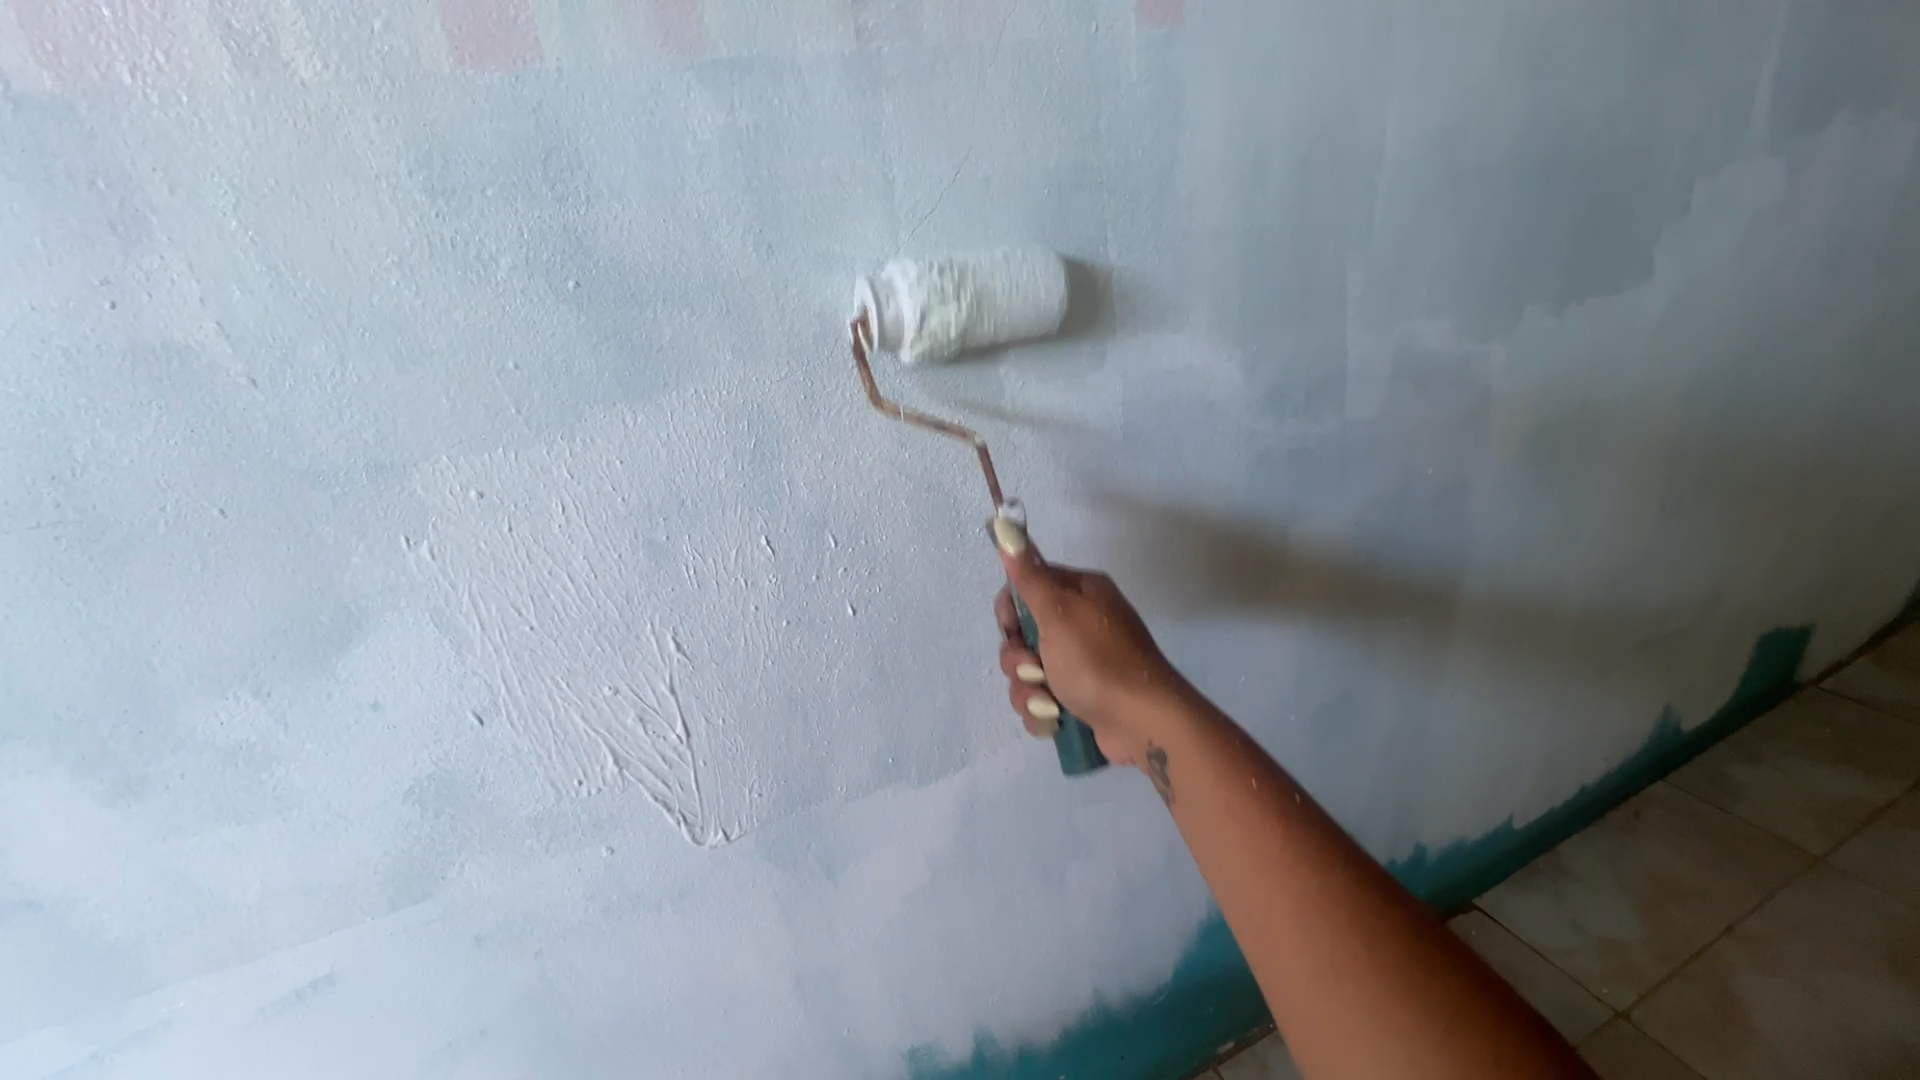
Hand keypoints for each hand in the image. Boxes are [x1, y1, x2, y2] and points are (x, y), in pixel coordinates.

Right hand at [992, 525, 1189, 770]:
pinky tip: (1053, 717)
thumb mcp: (1058, 612)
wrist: (1141, 721)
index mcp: (1080, 593)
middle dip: (1018, 657)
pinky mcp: (1079, 696)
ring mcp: (1080, 662)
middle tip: (1032, 667)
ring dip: (1027, 688)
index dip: (1010, 610)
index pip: (1026, 587)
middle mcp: (1080, 623)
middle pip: (1022, 633)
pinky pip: (1040, 698)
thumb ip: (1029, 576)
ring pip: (1027, 670)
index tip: (1010, 628)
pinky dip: (1041, 710)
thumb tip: (1008, 531)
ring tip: (1047, 700)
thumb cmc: (1097, 660)